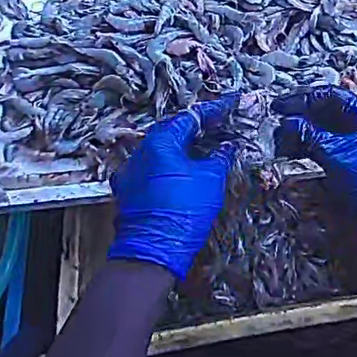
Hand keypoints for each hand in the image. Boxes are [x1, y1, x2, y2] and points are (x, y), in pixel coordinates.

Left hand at [108, 98, 237, 279]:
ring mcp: (130, 172)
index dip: (212, 112)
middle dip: (195, 129)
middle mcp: (140, 152)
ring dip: (181, 149)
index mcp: (159, 142)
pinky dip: (169, 167)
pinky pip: (151, 170)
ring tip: (204, 149)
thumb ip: (220, 157)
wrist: (152, 251)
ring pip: (160, 151)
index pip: (189, 118)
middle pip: (171, 132)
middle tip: (218, 127)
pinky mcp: (128, 191)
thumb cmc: (184, 211)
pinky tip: (183, 172)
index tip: (228, 106)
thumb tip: (228, 146)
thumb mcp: (210, 180)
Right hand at [276, 87, 356, 246]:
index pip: (330, 96)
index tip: (282, 105)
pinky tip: (289, 153)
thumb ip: (310, 135)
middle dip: (298, 117)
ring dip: (298, 135)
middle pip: (323, 113)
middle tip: (277, 121)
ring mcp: (351, 148)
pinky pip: (319, 150)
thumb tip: (287, 122)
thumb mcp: (337, 154)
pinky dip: (304, 150)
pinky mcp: (344, 165)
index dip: (304, 98)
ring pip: (319, 133)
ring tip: (280, 140)